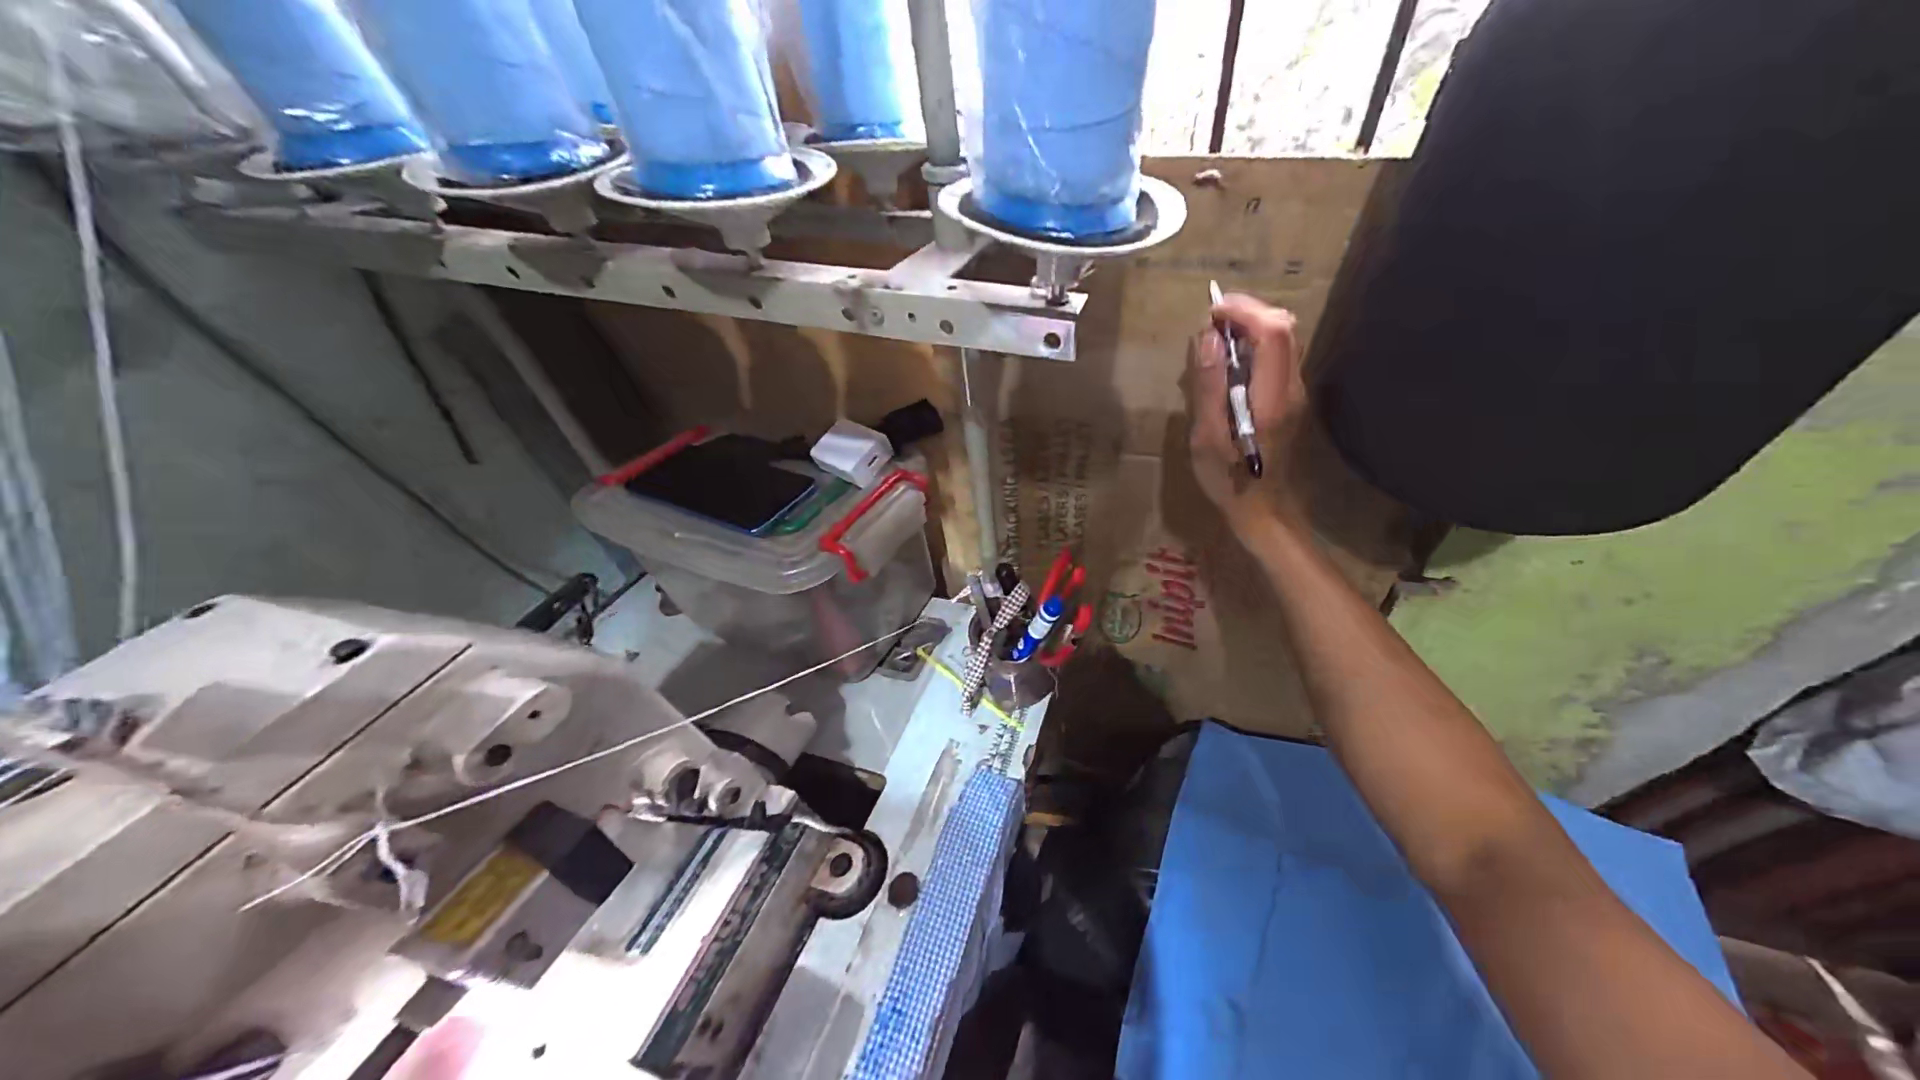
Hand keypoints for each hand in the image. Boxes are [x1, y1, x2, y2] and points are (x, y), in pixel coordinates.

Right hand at [1184, 293, 1306, 529]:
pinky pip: (1277, 356)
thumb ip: (1209, 385)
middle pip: (1284, 327)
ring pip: (1284, 338)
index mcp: (1272, 397)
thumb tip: (1209, 337)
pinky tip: (1230, 358)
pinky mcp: (1289, 398)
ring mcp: (1295, 392)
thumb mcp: (1207, 436)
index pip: (1273, 332)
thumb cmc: (1228, 479)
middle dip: (1249, 311)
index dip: (1244, 311)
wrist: (1263, 509)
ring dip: (1252, 325)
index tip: (1212, 312)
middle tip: (1212, 318)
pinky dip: (1255, 343)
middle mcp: (1292, 388)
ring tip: (1217, 334)